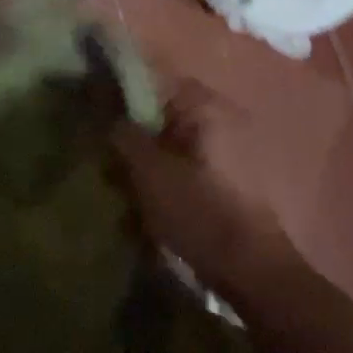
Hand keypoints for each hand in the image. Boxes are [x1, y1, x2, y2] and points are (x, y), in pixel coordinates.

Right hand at [112, 83, 352, 352]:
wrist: (255, 273)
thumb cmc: (200, 212)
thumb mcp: (149, 171)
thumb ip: (124, 134)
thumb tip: (108, 113)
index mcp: (204, 105)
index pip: (151, 80)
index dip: (119, 95)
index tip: (97, 117)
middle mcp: (221, 116)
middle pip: (160, 114)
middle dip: (133, 137)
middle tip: (110, 164)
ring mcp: (231, 148)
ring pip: (172, 144)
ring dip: (149, 164)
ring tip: (127, 193)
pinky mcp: (232, 180)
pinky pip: (188, 168)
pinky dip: (168, 182)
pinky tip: (152, 210)